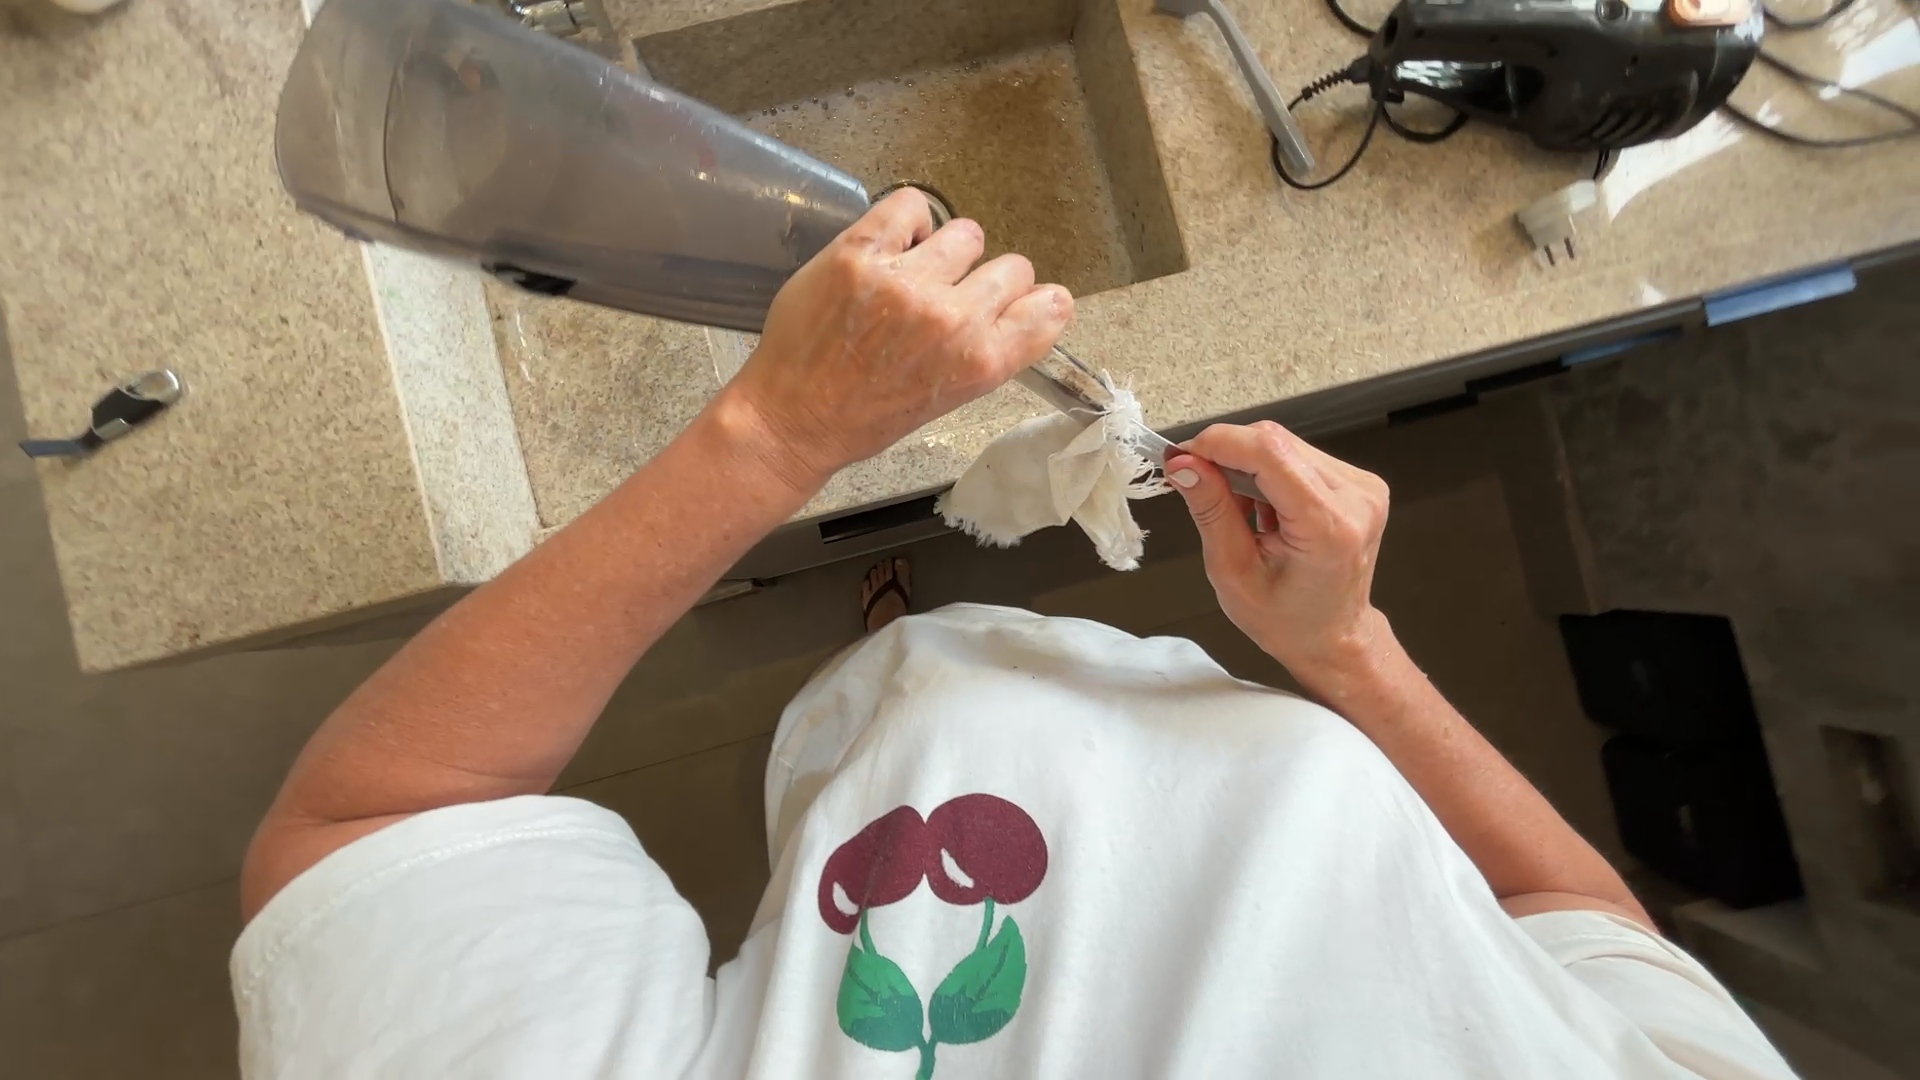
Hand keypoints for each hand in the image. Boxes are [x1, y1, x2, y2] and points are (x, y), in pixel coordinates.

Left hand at [721, 188, 1073, 493]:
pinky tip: (891, 250)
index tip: (1016, 304)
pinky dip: (907, 222)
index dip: (1035, 303)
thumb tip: (1014, 307)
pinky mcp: (861, 254)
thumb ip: (985, 351)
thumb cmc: (868, 418)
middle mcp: (953, 321)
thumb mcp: (948, 398)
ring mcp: (907, 284)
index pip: (1051, 308)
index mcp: (981, 364)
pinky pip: (912, 204)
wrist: (796, 418)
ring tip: (913, 278)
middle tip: (951, 298)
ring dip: (947, 253)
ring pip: (966, 233)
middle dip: (987, 281)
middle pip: (1013, 267)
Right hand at [1165, 422, 1391, 697]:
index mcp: (1327, 526)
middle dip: (1224, 453)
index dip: (1216, 444)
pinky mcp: (1357, 482)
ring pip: (1283, 444)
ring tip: (1230, 504)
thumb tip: (1182, 464)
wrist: (1332, 636)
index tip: (1178, 458)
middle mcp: (1355, 496)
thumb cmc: (1283, 618)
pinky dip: (1264, 471)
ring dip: (1243, 463)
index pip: (1268, 453)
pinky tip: (1257, 505)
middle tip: (1192, 481)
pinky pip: (1296, 456)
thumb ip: (1210, 510)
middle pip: (1275, 442)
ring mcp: (1362, 485)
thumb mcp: (1231, 570)